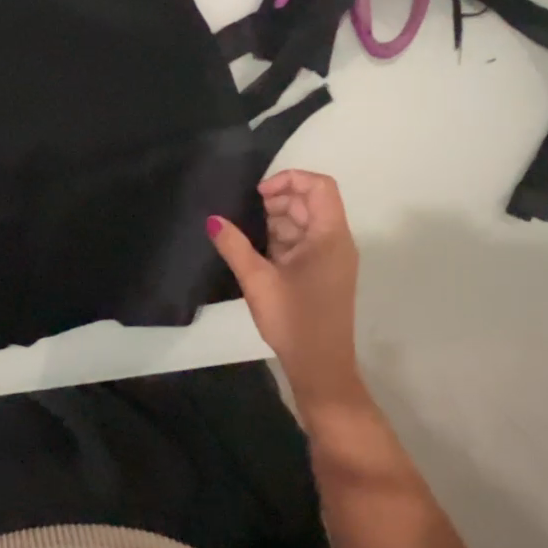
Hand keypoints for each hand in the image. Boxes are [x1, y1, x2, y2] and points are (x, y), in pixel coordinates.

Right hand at [208, 170, 365, 413]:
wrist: (320, 367)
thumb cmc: (294, 320)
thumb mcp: (257, 280)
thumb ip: (234, 245)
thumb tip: (212, 219)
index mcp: (330, 237)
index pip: (319, 186)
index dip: (289, 179)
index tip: (258, 195)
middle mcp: (335, 242)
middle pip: (311, 202)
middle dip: (278, 200)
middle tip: (245, 214)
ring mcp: (330, 258)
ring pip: (304, 222)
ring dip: (276, 220)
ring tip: (244, 232)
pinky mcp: (321, 273)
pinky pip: (302, 242)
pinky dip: (280, 239)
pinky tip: (254, 250)